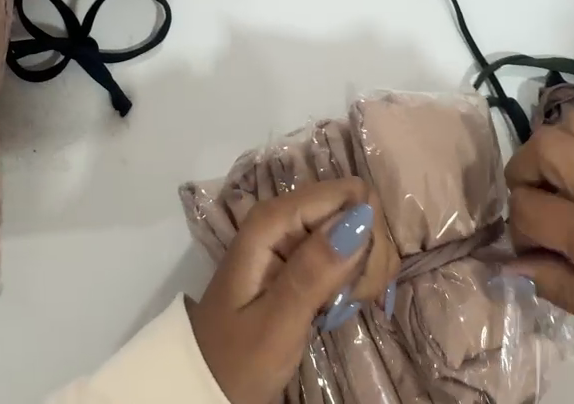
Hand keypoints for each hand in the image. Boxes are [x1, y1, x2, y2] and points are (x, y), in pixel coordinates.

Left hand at [187, 179, 390, 403]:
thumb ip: (314, 272)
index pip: (347, 193)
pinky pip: (344, 250)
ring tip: (346, 305)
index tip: (361, 282)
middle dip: (367, 253)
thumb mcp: (276, 323)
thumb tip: (359, 219)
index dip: (366, 233)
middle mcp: (284, 215)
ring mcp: (293, 234)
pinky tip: (342, 303)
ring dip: (364, 268)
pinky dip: (353, 276)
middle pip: (353, 208)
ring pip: (353, 229)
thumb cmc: (237, 360)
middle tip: (355, 300)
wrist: (206, 381)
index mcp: (273, 219)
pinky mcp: (301, 255)